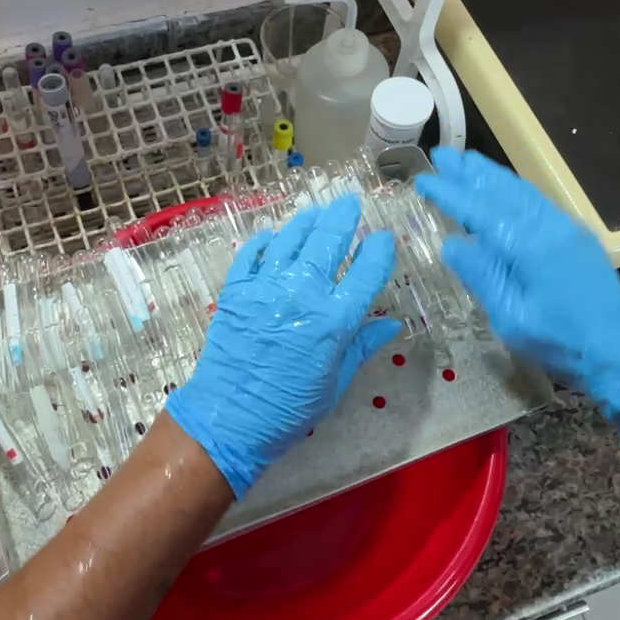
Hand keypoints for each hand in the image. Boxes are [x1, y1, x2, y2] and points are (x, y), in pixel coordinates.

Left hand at [166, 195, 401, 495]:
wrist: (228, 418)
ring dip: (306, 222)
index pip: (366, 272)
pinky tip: (272, 236)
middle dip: (343, 217)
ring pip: (290, 239)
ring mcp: (265, 289)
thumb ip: (361, 347)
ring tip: (315, 212)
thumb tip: (391, 324)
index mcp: (334, 320)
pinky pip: (251, 255)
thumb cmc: (288, 409)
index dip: (380, 251)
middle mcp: (302, 294)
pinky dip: (264, 242)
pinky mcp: (235, 291)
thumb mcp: (335, 384)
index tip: (384, 239)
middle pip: (328, 241)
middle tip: (350, 201)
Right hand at [415, 147, 619, 447]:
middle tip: (440, 155)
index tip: (423, 180)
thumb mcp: (511, 317)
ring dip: (491, 176)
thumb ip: (483, 277)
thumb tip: (452, 244)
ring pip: (522, 192)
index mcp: (529, 246)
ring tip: (466, 163)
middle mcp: (548, 227)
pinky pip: (536, 202)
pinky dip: (512, 189)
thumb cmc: (561, 342)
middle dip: (469, 173)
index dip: (450, 194)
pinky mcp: (574, 238)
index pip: (480, 211)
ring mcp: (565, 229)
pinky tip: (501, 189)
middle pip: (503, 191)